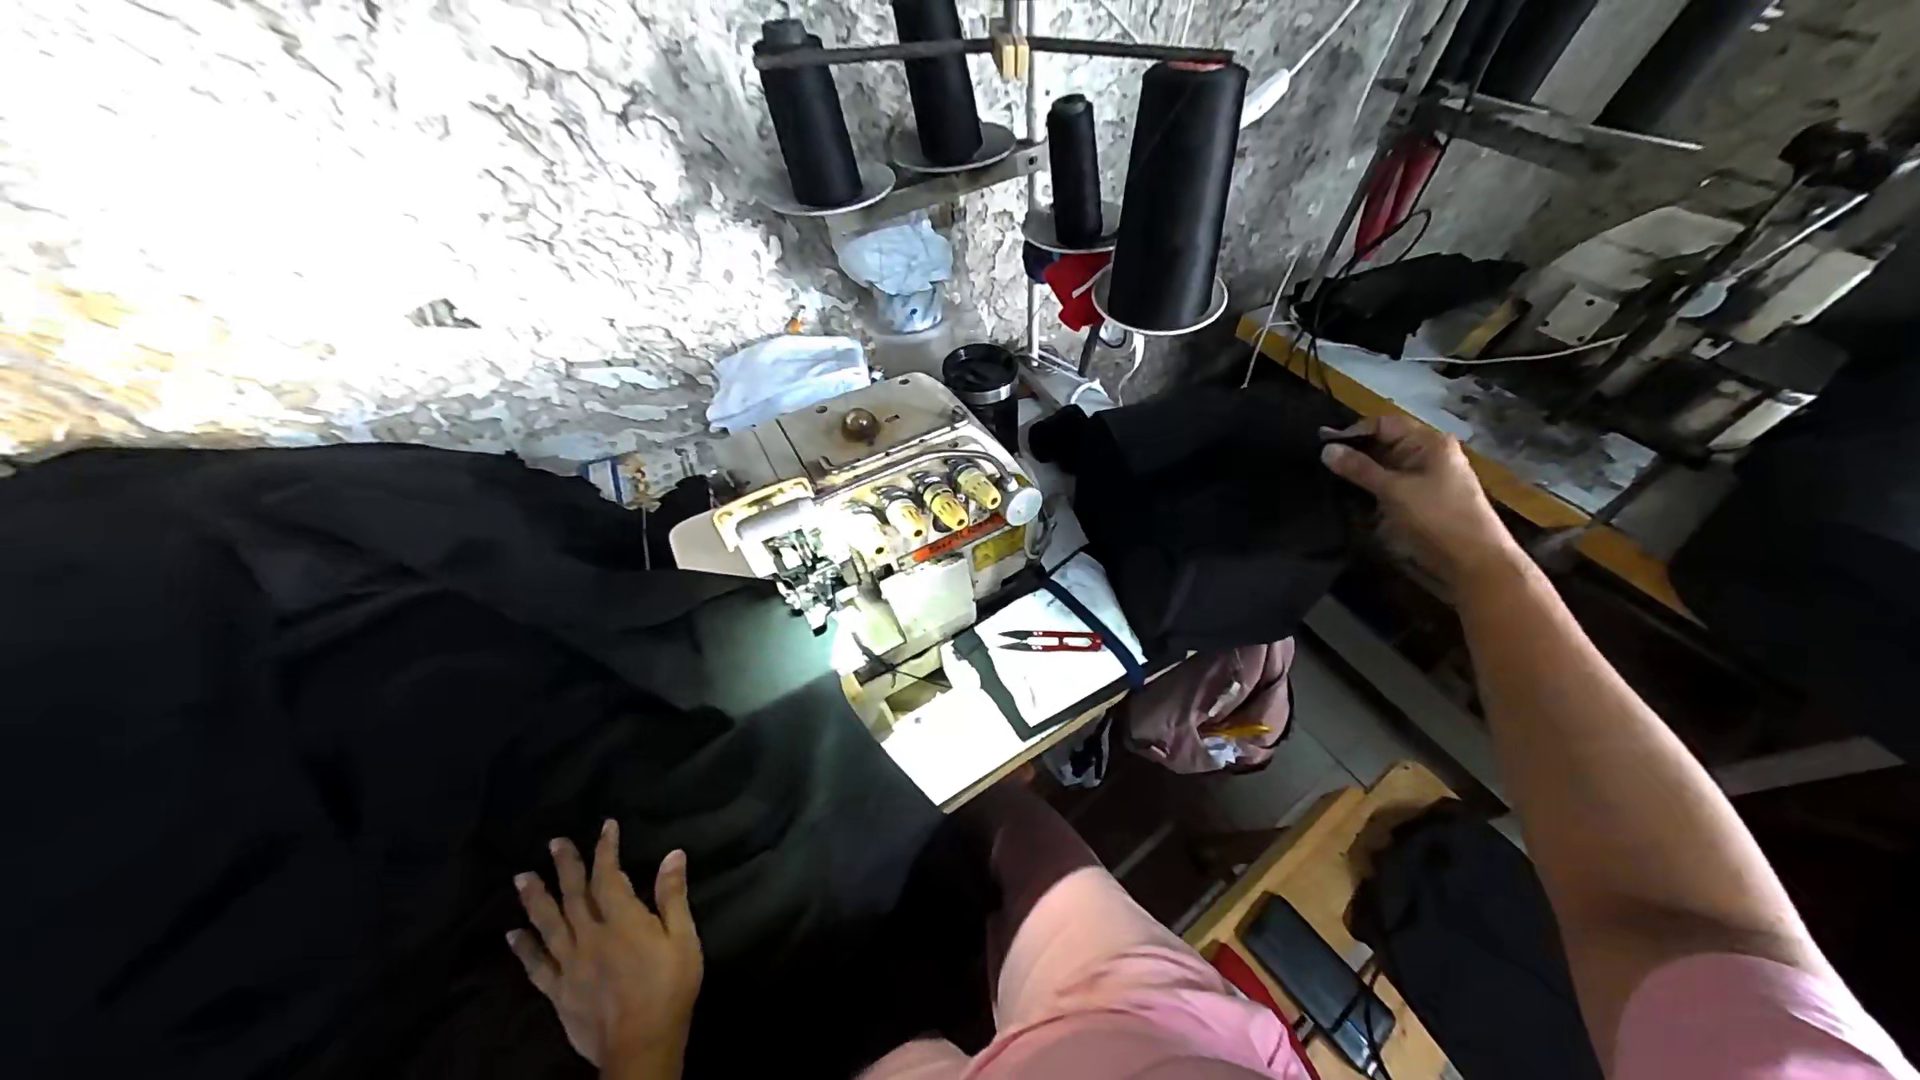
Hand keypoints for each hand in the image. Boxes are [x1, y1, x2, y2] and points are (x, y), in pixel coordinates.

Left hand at [509, 822, 701, 1079]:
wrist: (641, 1045)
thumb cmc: (670, 986)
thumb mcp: (683, 938)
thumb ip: (673, 896)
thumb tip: (672, 854)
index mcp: (623, 921)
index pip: (609, 876)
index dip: (606, 849)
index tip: (605, 826)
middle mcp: (591, 937)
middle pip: (573, 895)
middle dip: (565, 866)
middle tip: (553, 843)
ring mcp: (570, 965)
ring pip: (548, 925)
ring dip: (535, 899)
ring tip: (522, 878)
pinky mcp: (559, 991)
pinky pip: (536, 966)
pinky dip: (524, 948)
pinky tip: (513, 935)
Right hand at [1319, 415, 1524, 591]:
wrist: (1471, 563)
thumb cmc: (1437, 518)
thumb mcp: (1394, 490)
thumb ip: (1358, 468)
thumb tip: (1326, 449)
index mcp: (1428, 443)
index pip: (1382, 424)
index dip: (1351, 432)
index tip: (1319, 445)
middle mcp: (1424, 456)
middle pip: (1380, 444)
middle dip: (1350, 453)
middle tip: (1315, 462)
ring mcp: (1419, 480)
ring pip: (1379, 468)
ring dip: (1354, 474)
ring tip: (1322, 479)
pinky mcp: (1413, 502)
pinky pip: (1382, 488)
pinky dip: (1363, 490)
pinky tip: (1342, 496)